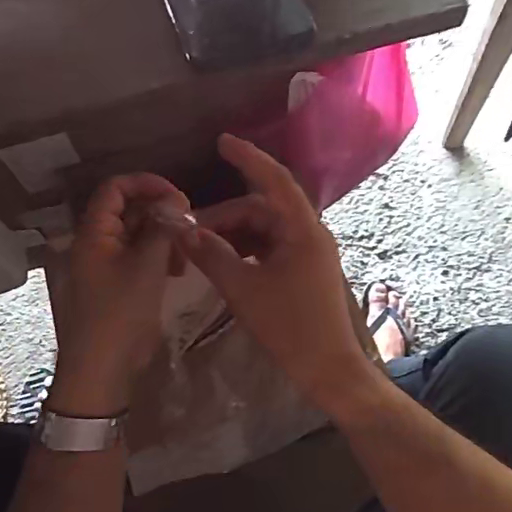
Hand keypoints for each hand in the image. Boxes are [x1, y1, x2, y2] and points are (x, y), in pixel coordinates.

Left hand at [50, 173, 189, 416]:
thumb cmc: (120, 313)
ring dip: (162, 236)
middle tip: (189, 224)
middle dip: (160, 212)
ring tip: (185, 253)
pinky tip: (177, 270)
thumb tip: (176, 202)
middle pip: (127, 210)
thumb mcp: (147, 266)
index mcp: (93, 233)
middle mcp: (95, 243)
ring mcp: (104, 264)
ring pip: (136, 234)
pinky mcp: (116, 283)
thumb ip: (162, 228)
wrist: (101, 367)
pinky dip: (157, 256)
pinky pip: (137, 256)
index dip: (146, 183)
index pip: (115, 188)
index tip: (177, 195)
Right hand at [175, 134, 375, 409]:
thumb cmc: (289, 326)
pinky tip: (223, 263)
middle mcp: (310, 234)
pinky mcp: (305, 272)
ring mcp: (309, 254)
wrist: (328, 369)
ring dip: (233, 236)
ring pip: (264, 231)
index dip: (248, 158)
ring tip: (201, 250)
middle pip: (262, 210)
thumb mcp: (243, 289)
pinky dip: (246, 251)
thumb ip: (211, 255)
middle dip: (225, 216)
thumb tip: (182, 230)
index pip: (274, 181)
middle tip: (190, 232)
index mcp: (304, 230)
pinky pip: (270, 249)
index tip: (221, 142)